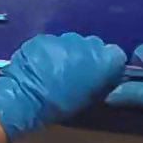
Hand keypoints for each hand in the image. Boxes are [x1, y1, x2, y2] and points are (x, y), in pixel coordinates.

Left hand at [0, 33, 126, 140]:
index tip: (98, 74)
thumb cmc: (62, 105)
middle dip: (86, 56)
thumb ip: (101, 83)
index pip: (115, 54)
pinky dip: (48, 51)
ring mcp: (63, 37)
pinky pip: (50, 43)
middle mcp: (87, 42)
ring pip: (70, 42)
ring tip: (54, 68)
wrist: (26, 97)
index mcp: (104, 59)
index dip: (106, 64)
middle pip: (92, 45)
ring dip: (66, 52)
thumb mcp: (90, 98)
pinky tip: (40, 64)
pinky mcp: (43, 37)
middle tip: (74, 71)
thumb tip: (105, 77)